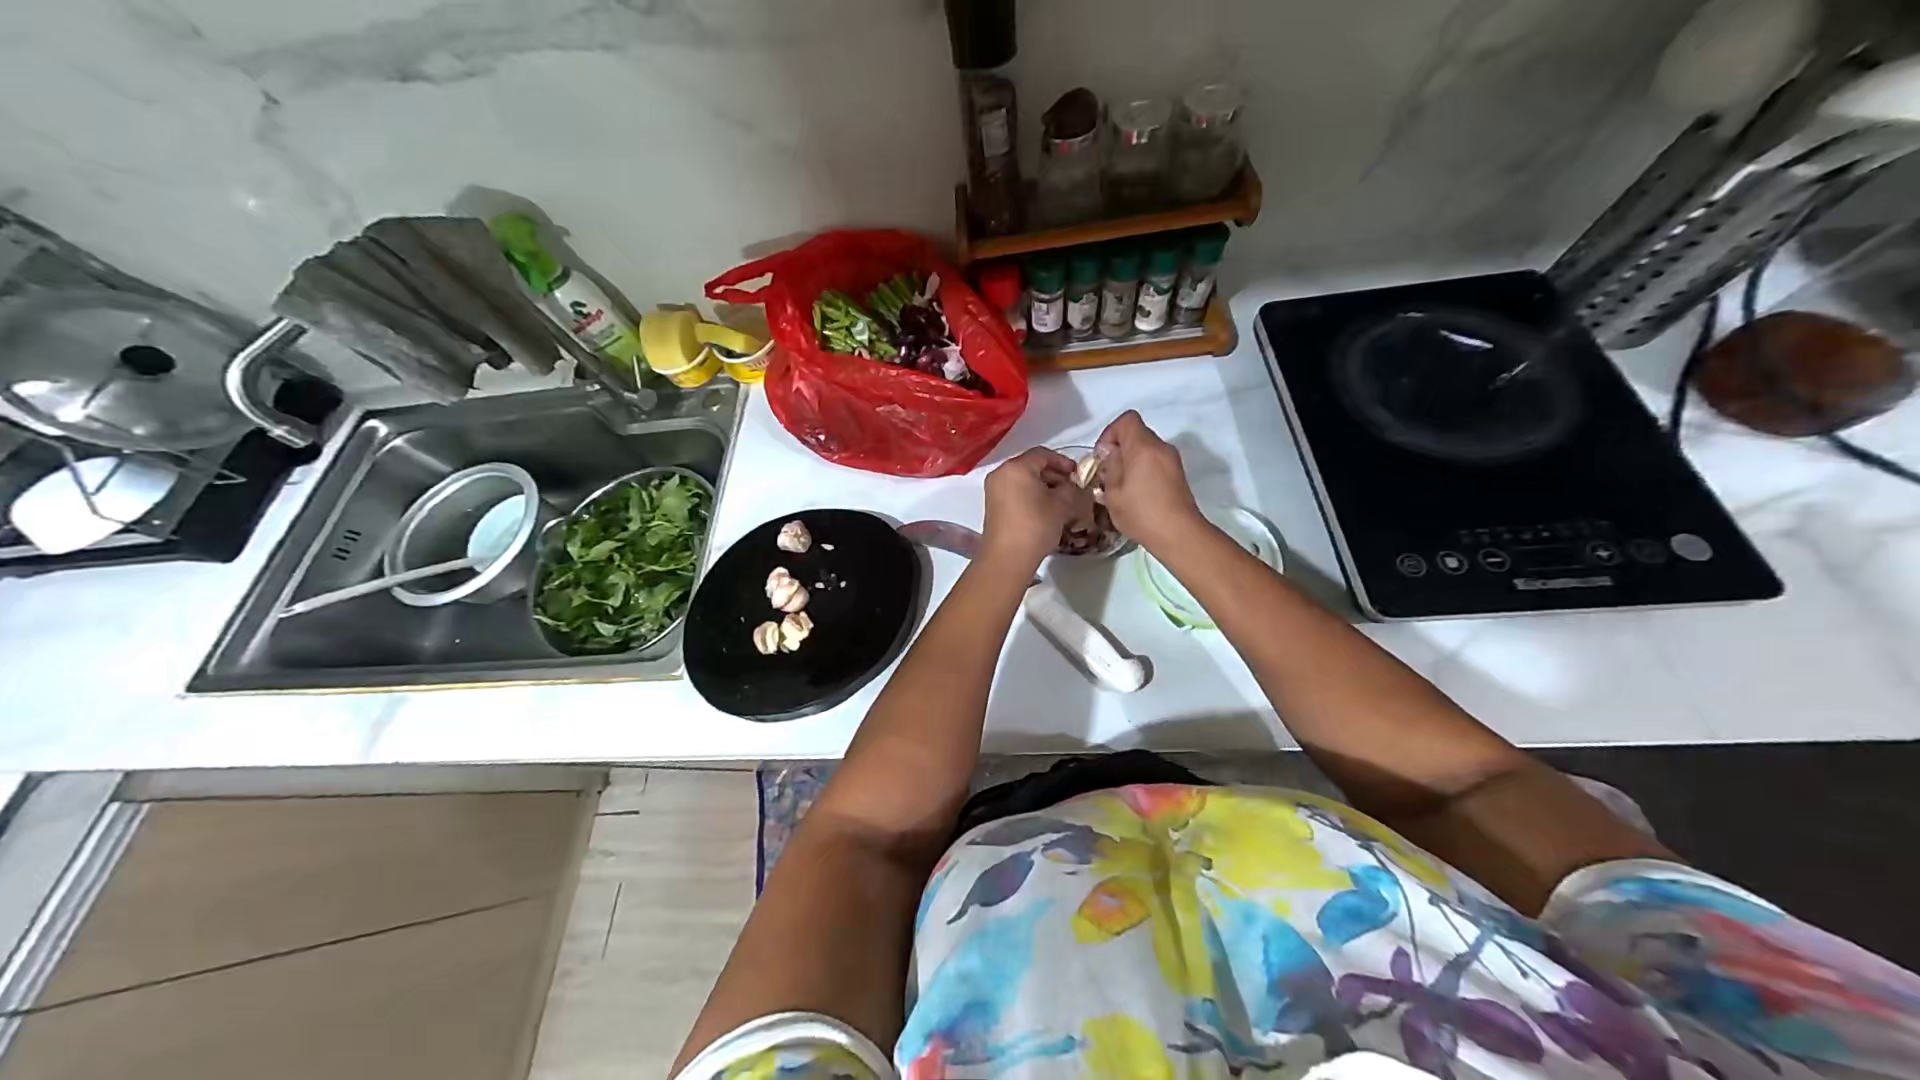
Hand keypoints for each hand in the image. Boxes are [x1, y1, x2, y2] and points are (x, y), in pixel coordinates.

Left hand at [981, 447, 1079, 570]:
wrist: (1007, 558)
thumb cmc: (1035, 526)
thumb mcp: (1061, 504)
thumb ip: (1070, 488)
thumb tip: (1072, 485)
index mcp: (1016, 467)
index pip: (1042, 454)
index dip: (1063, 461)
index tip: (1077, 474)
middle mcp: (1001, 473)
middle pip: (1031, 465)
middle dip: (1053, 474)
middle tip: (1071, 487)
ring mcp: (994, 489)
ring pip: (1023, 479)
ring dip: (1043, 485)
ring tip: (1061, 500)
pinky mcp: (993, 505)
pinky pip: (1015, 491)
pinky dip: (1030, 494)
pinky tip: (1045, 508)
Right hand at [1093, 411, 1202, 549]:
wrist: (1178, 534)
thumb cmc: (1141, 512)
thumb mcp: (1113, 492)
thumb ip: (1110, 466)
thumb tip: (1111, 453)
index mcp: (1143, 447)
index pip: (1127, 420)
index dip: (1110, 433)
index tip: (1102, 456)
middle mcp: (1161, 447)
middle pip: (1136, 434)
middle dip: (1119, 449)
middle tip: (1107, 474)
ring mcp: (1172, 460)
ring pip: (1146, 449)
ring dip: (1131, 461)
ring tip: (1120, 487)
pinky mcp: (1177, 474)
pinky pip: (1155, 462)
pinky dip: (1143, 470)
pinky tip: (1136, 494)